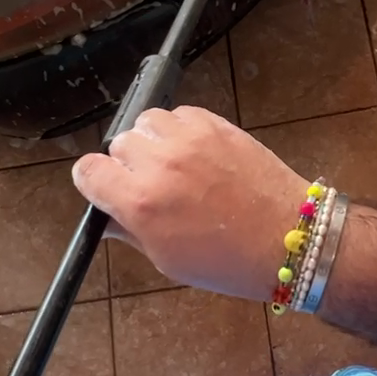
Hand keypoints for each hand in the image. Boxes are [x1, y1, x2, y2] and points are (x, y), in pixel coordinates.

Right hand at [72, 106, 308, 301]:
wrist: (288, 237)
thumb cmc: (227, 261)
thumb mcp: (167, 260)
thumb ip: (129, 230)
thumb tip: (106, 214)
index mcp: (141, 203)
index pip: (87, 172)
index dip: (95, 181)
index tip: (107, 188)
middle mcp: (159, 164)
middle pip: (118, 145)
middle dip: (128, 165)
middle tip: (152, 185)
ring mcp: (188, 138)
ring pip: (146, 122)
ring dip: (153, 141)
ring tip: (174, 164)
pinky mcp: (215, 123)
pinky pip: (179, 114)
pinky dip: (180, 129)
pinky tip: (197, 153)